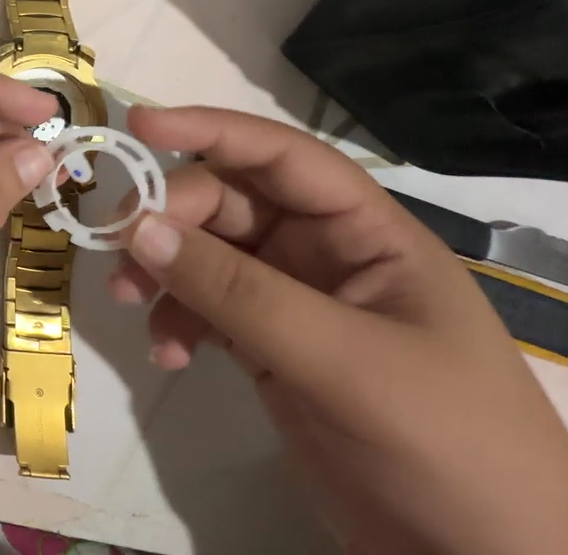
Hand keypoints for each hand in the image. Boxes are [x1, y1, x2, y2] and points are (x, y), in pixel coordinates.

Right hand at [108, 105, 567, 554]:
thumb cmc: (446, 444)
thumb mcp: (344, 361)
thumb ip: (237, 291)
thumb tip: (137, 226)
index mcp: (369, 235)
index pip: (283, 158)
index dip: (212, 130)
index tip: (136, 124)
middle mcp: (326, 255)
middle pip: (228, 204)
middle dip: (169, 217)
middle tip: (120, 248)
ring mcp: (294, 302)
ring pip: (205, 254)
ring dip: (160, 269)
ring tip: (129, 303)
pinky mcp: (270, 348)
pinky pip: (203, 308)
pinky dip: (175, 319)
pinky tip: (167, 353)